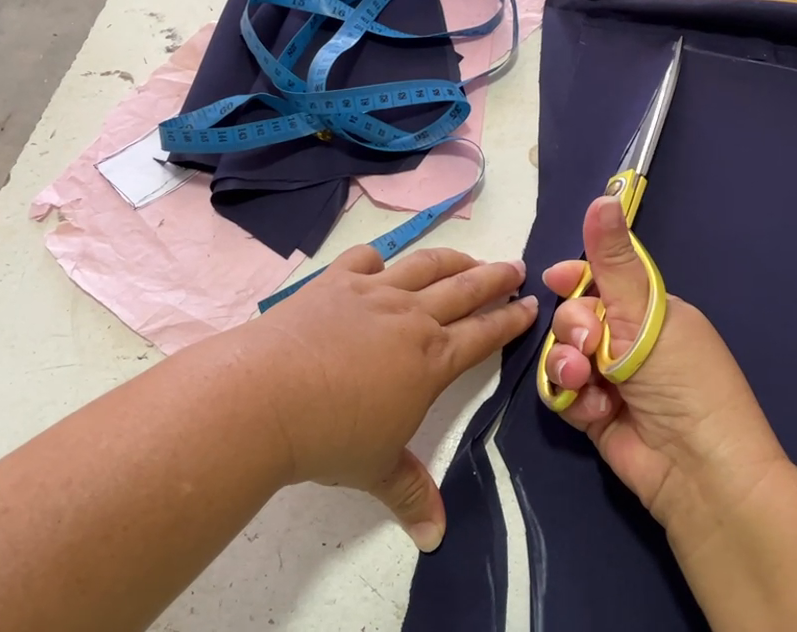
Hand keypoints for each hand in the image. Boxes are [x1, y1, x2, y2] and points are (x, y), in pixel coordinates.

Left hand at [246, 246, 536, 550]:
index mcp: (431, 359)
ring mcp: (373, 293)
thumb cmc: (329, 437)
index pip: (484, 333)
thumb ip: (412, 494)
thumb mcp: (378, 469)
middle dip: (496, 277)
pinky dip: (381, 258)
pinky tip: (383, 263)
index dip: (511, 319)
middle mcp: (411, 318)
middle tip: (517, 266)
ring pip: (426, 266)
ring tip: (470, 257)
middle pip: (465, 289)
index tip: (531, 305)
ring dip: (454, 259)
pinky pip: (367, 259)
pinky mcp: (336, 281)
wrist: (265, 397)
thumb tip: (435, 539)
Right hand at [541, 197, 787, 537]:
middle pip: (575, 315)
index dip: (576, 277)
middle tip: (590, 347)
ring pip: (563, 354)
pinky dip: (573, 400)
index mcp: (652, 310)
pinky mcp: (594, 414)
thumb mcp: (646, 314)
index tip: (556, 278)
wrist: (698, 470)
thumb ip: (614, 260)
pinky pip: (563, 392)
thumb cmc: (683, 380)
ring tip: (586, 384)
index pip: (603, 278)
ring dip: (568, 366)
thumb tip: (602, 196)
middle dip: (573, 328)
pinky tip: (594, 411)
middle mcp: (631, 340)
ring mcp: (612, 379)